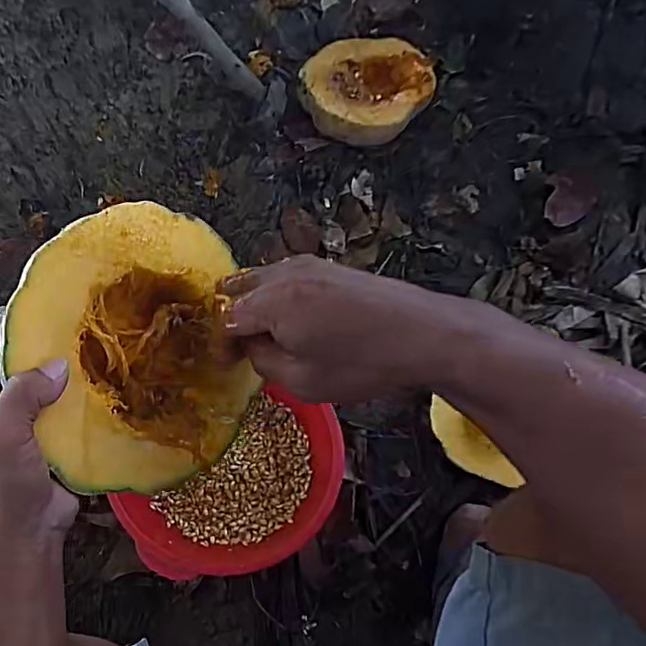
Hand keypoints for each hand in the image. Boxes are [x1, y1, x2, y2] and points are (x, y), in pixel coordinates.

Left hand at [0, 322, 79, 541]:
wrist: (28, 536)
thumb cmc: (3, 486)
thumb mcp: (2, 431)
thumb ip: (23, 392)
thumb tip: (57, 365)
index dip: (4, 331)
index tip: (30, 306)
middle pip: (18, 374)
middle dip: (40, 352)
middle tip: (69, 325)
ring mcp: (26, 435)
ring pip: (46, 396)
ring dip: (64, 378)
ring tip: (90, 349)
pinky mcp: (53, 449)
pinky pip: (66, 418)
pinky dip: (80, 404)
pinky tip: (100, 387)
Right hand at [223, 256, 460, 401]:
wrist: (424, 334)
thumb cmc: (363, 363)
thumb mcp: (302, 380)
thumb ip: (263, 361)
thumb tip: (252, 346)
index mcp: (273, 301)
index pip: (227, 318)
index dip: (221, 344)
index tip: (226, 364)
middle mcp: (285, 274)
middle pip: (238, 289)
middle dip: (232, 318)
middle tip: (238, 347)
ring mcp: (309, 265)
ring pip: (261, 279)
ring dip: (253, 304)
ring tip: (261, 334)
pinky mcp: (329, 266)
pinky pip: (284, 277)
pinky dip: (275, 295)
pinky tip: (288, 320)